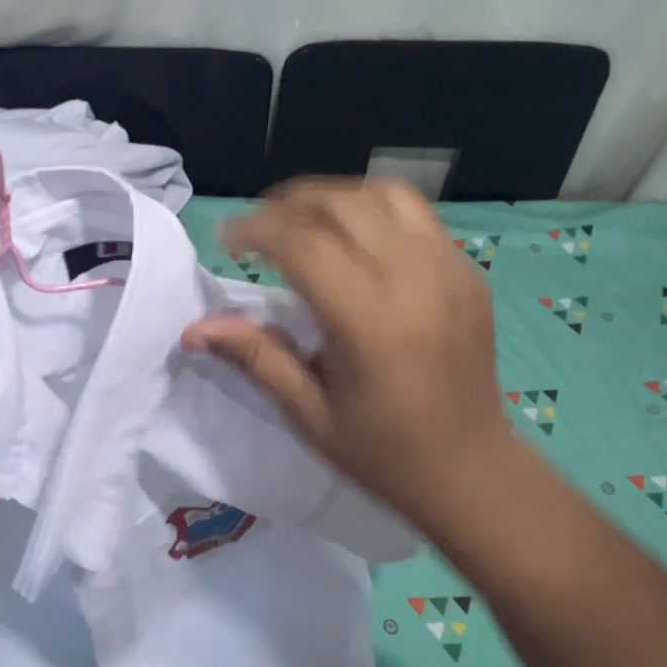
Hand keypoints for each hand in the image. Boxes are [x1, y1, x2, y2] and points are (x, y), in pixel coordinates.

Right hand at [182, 178, 515, 517]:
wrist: (471, 471)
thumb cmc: (382, 451)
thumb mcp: (308, 412)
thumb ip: (255, 356)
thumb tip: (194, 329)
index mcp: (369, 320)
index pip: (302, 242)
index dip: (256, 229)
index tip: (227, 238)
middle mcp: (413, 279)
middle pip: (341, 204)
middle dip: (289, 202)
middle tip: (258, 226)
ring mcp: (448, 269)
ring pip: (384, 195)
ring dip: (335, 197)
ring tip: (303, 220)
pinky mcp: (468, 272)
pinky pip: (417, 216)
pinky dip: (376, 211)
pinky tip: (354, 239)